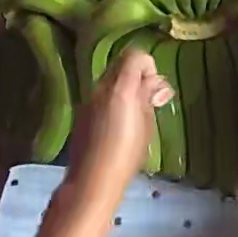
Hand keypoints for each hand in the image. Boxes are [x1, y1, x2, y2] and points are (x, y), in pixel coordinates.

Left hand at [65, 49, 171, 208]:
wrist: (92, 181)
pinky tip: (119, 127)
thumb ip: (149, 95)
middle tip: (151, 102)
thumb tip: (155, 83)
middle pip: (122, 66)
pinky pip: (102, 97)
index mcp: (121, 87)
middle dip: (139, 78)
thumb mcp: (147, 122)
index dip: (149, 67)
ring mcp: (88, 100)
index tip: (155, 90)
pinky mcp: (82, 114)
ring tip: (136, 117)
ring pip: (111, 82)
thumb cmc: (126, 153)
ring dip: (127, 90)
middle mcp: (101, 88)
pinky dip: (114, 102)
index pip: (135, 55)